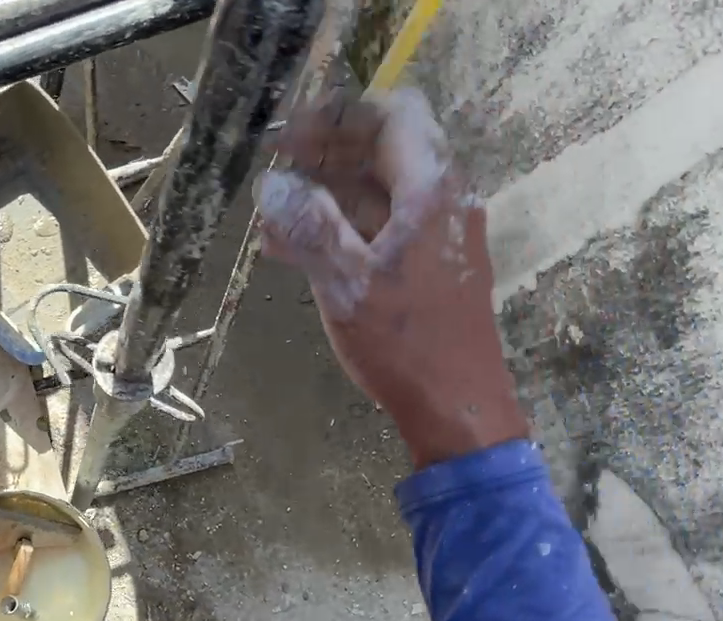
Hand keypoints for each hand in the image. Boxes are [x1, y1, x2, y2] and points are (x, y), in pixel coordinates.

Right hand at [255, 88, 527, 468]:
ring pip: (373, 197)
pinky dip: (334, 232)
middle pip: (382, 154)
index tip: (288, 135)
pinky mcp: (422, 268)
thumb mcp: (346, 283)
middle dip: (324, 156)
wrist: (454, 401)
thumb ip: (309, 228)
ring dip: (322, 198)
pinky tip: (289, 250)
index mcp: (430, 192)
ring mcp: (431, 237)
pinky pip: (374, 233)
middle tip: (270, 171)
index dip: (340, 116)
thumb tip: (271, 186)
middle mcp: (439, 202)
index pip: (395, 116)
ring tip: (268, 217)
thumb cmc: (403, 342)